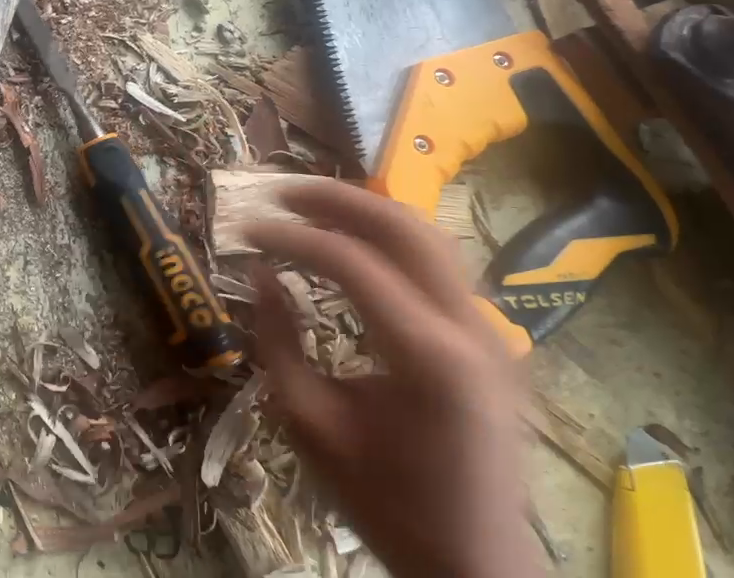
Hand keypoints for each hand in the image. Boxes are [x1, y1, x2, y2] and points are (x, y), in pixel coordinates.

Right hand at [246, 178, 542, 577]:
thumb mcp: (308, 423)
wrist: (475, 563)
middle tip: (277, 192)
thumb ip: (279, 341)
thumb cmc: (383, 500)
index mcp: (427, 356)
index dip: (288, 236)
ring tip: (309, 206)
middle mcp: (471, 330)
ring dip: (367, 212)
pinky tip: (355, 245)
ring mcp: (492, 334)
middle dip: (335, 200)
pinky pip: (441, 268)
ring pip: (432, 238)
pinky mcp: (491, 342)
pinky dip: (392, 242)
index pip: (350, 262)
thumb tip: (262, 275)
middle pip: (404, 228)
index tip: (242, 230)